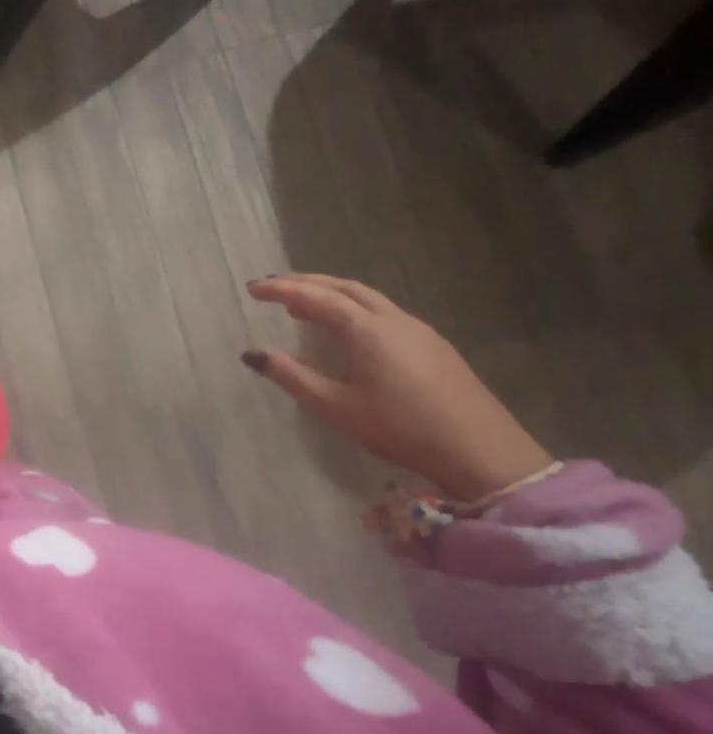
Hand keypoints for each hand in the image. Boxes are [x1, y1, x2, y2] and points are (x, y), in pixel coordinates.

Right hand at [243, 274, 552, 502]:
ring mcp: (419, 331)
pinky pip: (384, 312)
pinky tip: (345, 329)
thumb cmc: (398, 428)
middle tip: (272, 286)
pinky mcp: (433, 346)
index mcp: (368, 331)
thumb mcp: (334, 407)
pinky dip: (354, 308)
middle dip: (306, 282)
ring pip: (368, 298)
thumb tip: (252, 354)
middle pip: (345, 288)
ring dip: (331, 294)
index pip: (317, 298)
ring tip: (301, 306)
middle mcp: (395, 321)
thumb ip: (291, 376)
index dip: (282, 289)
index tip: (252, 288)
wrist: (480, 451)